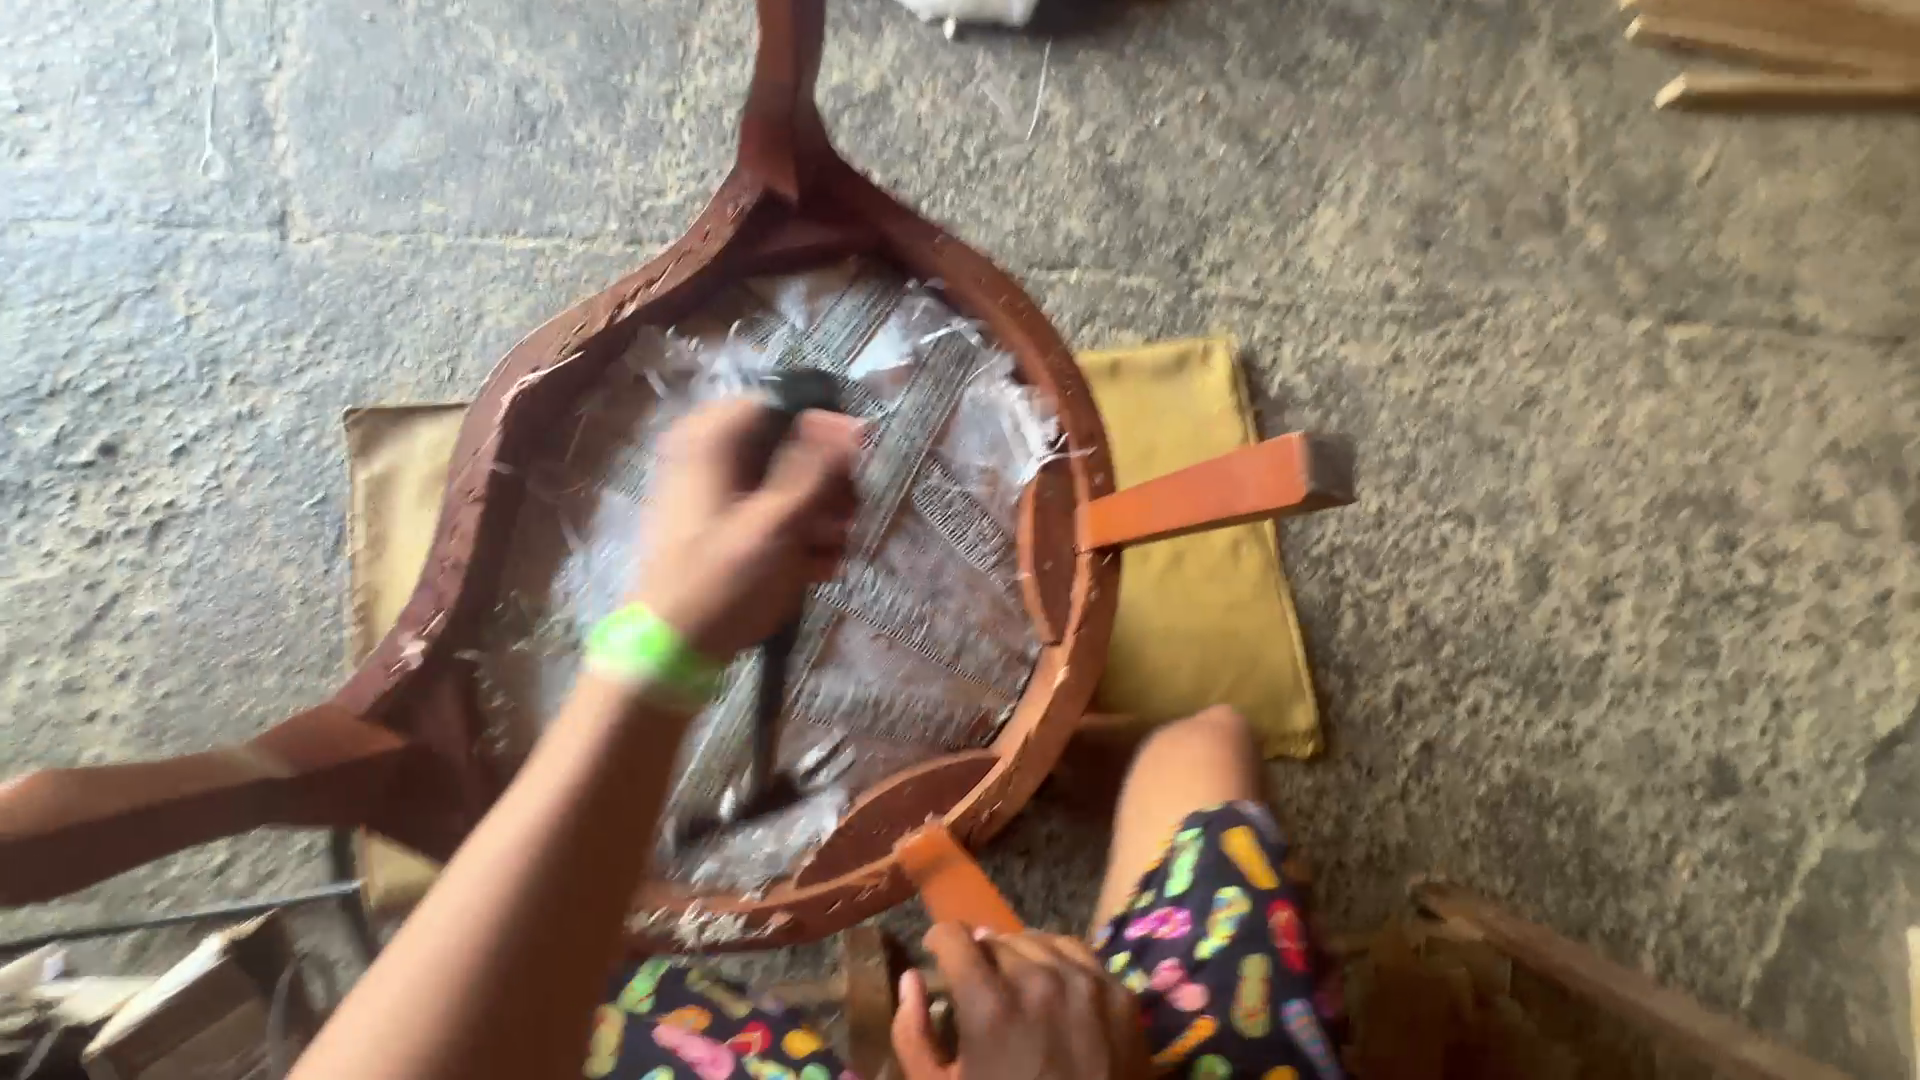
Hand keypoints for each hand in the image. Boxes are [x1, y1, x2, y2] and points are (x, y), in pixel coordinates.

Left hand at [629, 398, 860, 660]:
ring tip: (835, 551)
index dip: (826, 429)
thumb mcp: (777, 523)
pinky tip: (817, 567)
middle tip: (851, 516)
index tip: (859, 463)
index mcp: (711, 440)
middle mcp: (710, 456)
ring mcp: (717, 493)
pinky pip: (772, 514)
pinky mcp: (725, 526)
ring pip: (786, 484)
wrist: (673, 650)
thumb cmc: (721, 581)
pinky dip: (798, 536)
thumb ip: (817, 470)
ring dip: (820, 515)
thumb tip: (856, 423)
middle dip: (828, 483)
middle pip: (789, 447)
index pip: (782, 405)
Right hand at [892, 925, 1150, 1079]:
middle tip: (980, 985)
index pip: (953, 937)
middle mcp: (1038, 981)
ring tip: (1015, 982)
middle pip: (995, 940)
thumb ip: (914, 1035)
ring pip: (1036, 940)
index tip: (939, 956)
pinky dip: (1058, 960)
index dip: (939, 943)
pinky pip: (1077, 953)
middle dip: (980, 958)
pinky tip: (1052, 982)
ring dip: (1018, 955)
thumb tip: (911, 978)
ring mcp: (1084, 984)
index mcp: (989, 1006)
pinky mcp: (1119, 995)